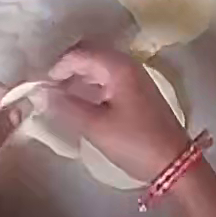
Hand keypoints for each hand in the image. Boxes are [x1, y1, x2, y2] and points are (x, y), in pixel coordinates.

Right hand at [43, 46, 187, 182]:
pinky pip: (107, 77)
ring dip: (78, 76)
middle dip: (67, 67)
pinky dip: (91, 84)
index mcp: (117, 66)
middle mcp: (126, 63)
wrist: (175, 163)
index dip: (58, 67)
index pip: (80, 53)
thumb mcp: (97, 127)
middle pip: (90, 53)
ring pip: (98, 65)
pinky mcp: (136, 89)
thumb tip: (40, 93)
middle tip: (49, 90)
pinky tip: (81, 102)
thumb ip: (66, 108)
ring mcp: (133, 76)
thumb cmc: (135, 142)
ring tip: (60, 98)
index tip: (41, 87)